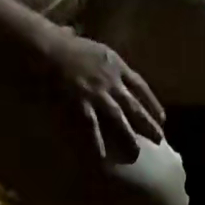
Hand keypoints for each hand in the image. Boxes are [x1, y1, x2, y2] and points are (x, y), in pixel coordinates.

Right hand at [35, 28, 164, 162]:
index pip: (140, 86)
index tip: (162, 119)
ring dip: (129, 139)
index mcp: (114, 63)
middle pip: (134, 106)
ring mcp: (96, 94)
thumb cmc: (60, 45)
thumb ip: (101, 61)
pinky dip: (97, 145)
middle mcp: (110, 80)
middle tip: (160, 141)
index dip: (153, 104)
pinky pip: (92, 130)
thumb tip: (110, 69)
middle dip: (148, 125)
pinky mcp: (80, 106)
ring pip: (119, 120)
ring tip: (136, 155)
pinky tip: (102, 159)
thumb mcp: (90, 47)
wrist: (42, 47)